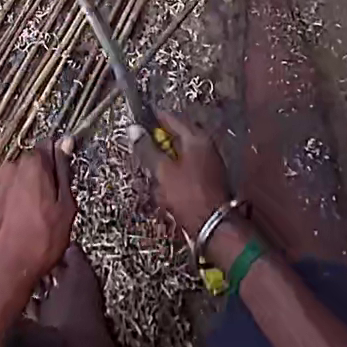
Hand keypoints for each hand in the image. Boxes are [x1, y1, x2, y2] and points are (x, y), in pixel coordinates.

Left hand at [0, 143, 75, 287]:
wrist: (6, 269)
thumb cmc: (38, 241)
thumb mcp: (65, 205)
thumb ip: (64, 171)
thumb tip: (66, 145)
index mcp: (32, 163)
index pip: (51, 146)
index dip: (62, 161)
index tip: (68, 175)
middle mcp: (12, 168)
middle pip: (37, 163)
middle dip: (48, 178)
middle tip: (58, 204)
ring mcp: (0, 184)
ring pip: (25, 180)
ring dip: (34, 192)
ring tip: (44, 219)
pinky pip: (13, 194)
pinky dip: (22, 204)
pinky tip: (29, 225)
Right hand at [142, 109, 230, 237]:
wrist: (213, 227)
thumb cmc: (188, 195)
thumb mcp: (162, 171)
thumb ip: (147, 149)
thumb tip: (133, 129)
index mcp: (196, 138)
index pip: (172, 118)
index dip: (153, 119)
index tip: (138, 122)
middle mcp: (206, 145)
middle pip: (177, 136)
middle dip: (159, 142)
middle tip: (143, 147)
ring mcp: (210, 161)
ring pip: (181, 152)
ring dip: (166, 158)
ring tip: (152, 169)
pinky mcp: (209, 178)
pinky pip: (187, 166)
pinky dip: (175, 170)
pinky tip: (165, 183)